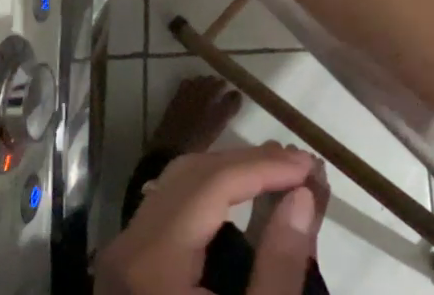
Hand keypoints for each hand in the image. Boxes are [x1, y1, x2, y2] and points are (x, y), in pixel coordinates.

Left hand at [97, 144, 325, 294]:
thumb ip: (281, 267)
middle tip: (300, 167)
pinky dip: (205, 194)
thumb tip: (303, 196)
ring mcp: (122, 257)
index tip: (310, 165)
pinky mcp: (126, 270)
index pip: (212, 184)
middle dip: (249, 163)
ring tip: (277, 175)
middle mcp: (127, 247)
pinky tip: (238, 200)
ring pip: (175, 185)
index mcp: (152, 262)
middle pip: (191, 175)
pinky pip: (166, 208)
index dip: (264, 166)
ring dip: (227, 173)